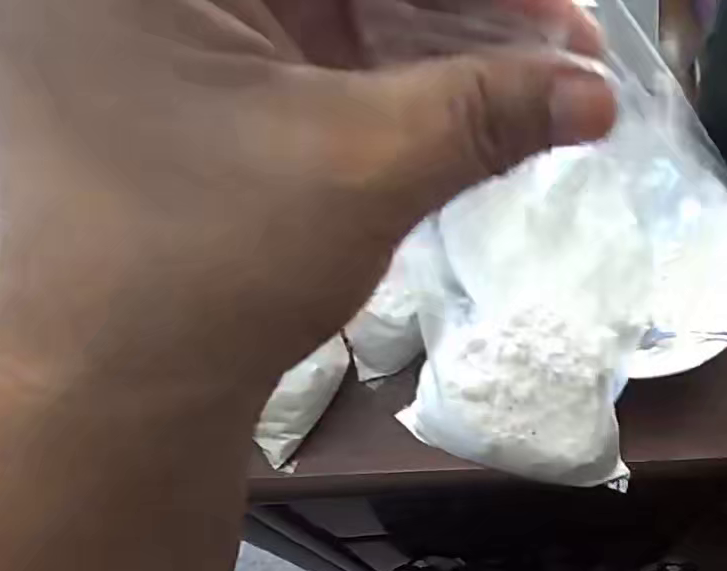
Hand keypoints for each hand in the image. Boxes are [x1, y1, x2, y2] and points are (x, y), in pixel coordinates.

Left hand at [0, 0, 614, 392]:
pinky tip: (467, 98)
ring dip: (443, 40)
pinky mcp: (200, 71)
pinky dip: (396, 72)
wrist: (127, 378)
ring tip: (535, 82)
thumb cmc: (220, 267)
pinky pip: (318, 46)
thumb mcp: (362, 172)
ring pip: (339, 1)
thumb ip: (483, 118)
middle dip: (469, 7)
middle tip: (566, 50)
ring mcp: (171, 13)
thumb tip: (599, 95)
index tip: (567, 18)